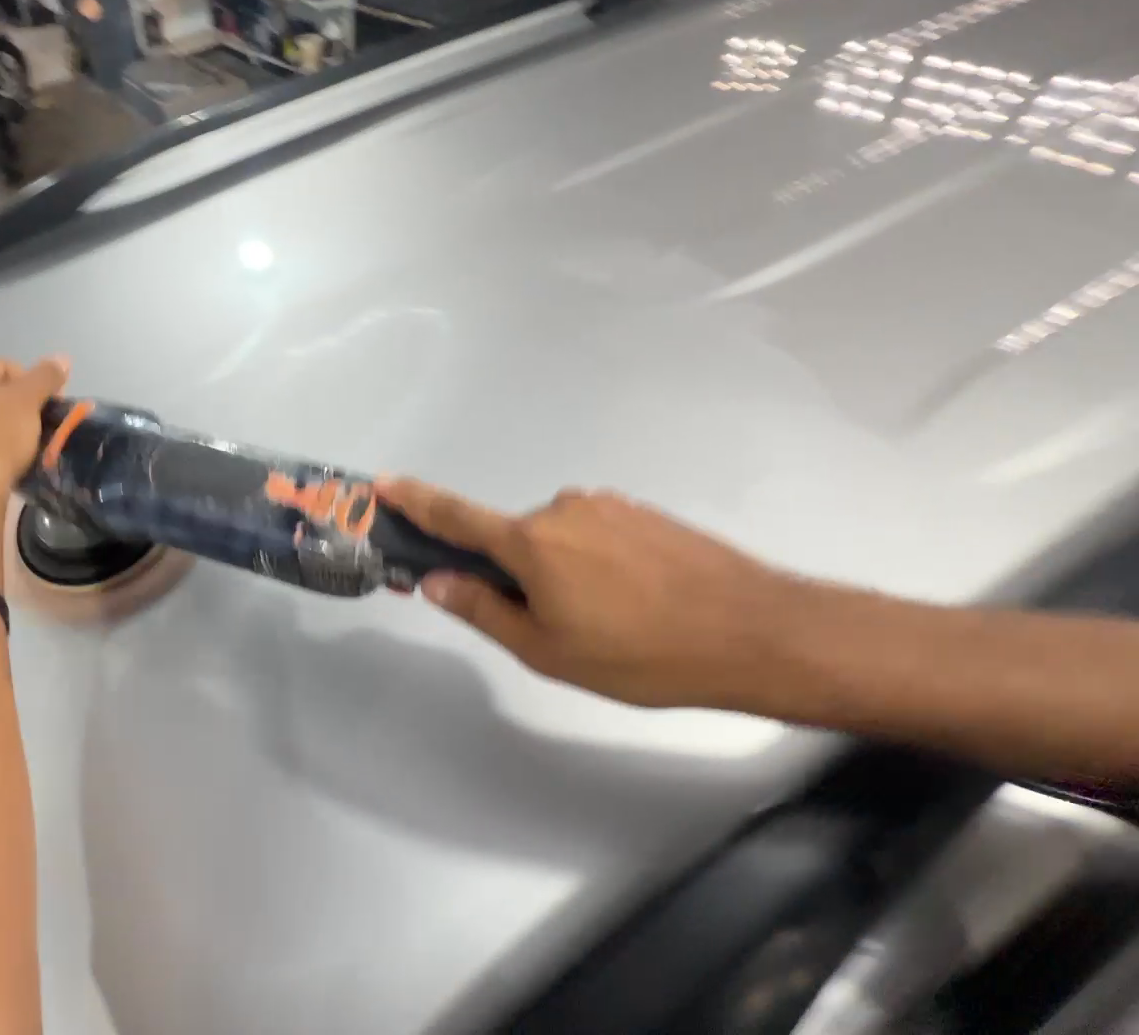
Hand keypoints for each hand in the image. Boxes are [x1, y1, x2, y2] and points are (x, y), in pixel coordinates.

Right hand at [375, 479, 799, 709]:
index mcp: (530, 542)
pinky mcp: (644, 513)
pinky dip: (596, 565)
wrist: (757, 633)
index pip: (455, 516)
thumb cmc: (640, 654)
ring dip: (560, 571)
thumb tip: (436, 581)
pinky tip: (635, 603)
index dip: (414, 500)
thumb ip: (483, 610)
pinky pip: (595, 535)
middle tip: (551, 625)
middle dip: (514, 573)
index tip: (381, 483)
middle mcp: (563, 509)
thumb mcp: (547, 650)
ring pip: (557, 539)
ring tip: (607, 621)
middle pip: (512, 538)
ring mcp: (608, 506)